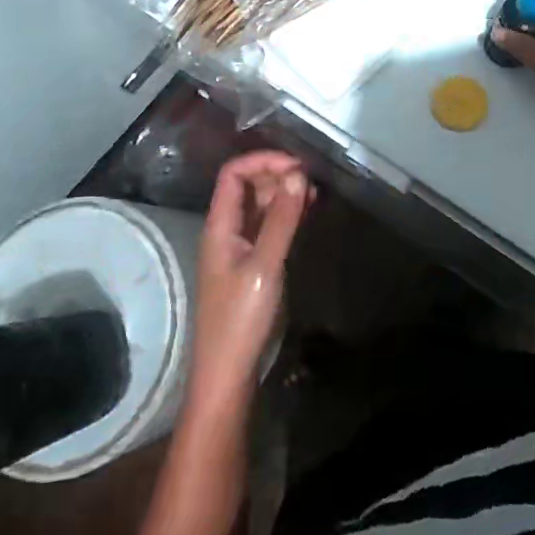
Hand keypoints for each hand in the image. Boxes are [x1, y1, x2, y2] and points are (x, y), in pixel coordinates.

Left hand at [189, 152, 308, 408]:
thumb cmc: (241, 318)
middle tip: (312, 180)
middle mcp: (225, 231)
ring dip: (282, 196)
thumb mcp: (264, 266)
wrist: (228, 372)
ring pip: (258, 209)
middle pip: (246, 188)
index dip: (263, 162)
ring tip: (314, 193)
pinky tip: (305, 216)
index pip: (233, 174)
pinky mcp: (251, 267)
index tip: (299, 166)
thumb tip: (297, 174)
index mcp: (219, 225)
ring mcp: (237, 249)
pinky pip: (266, 230)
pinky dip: (284, 218)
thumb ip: (281, 220)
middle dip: (275, 175)